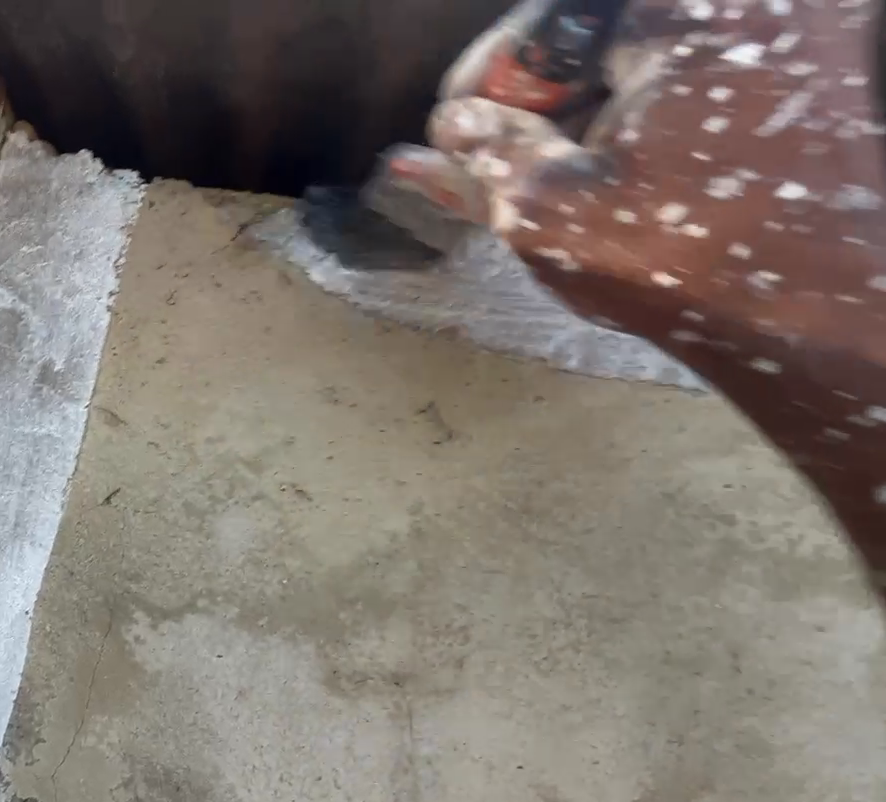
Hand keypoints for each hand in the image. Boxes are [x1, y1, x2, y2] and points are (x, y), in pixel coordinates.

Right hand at [391, 0, 885, 597]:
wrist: (822, 310)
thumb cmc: (672, 253)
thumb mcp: (543, 208)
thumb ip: (482, 157)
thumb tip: (441, 130)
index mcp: (694, 10)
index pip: (553, 21)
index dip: (485, 75)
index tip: (445, 133)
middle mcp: (754, 9)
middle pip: (598, 42)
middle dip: (526, 98)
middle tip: (472, 157)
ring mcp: (796, 45)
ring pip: (638, 70)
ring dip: (567, 117)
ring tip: (505, 173)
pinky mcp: (807, 91)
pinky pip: (687, 90)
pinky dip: (622, 125)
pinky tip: (572, 164)